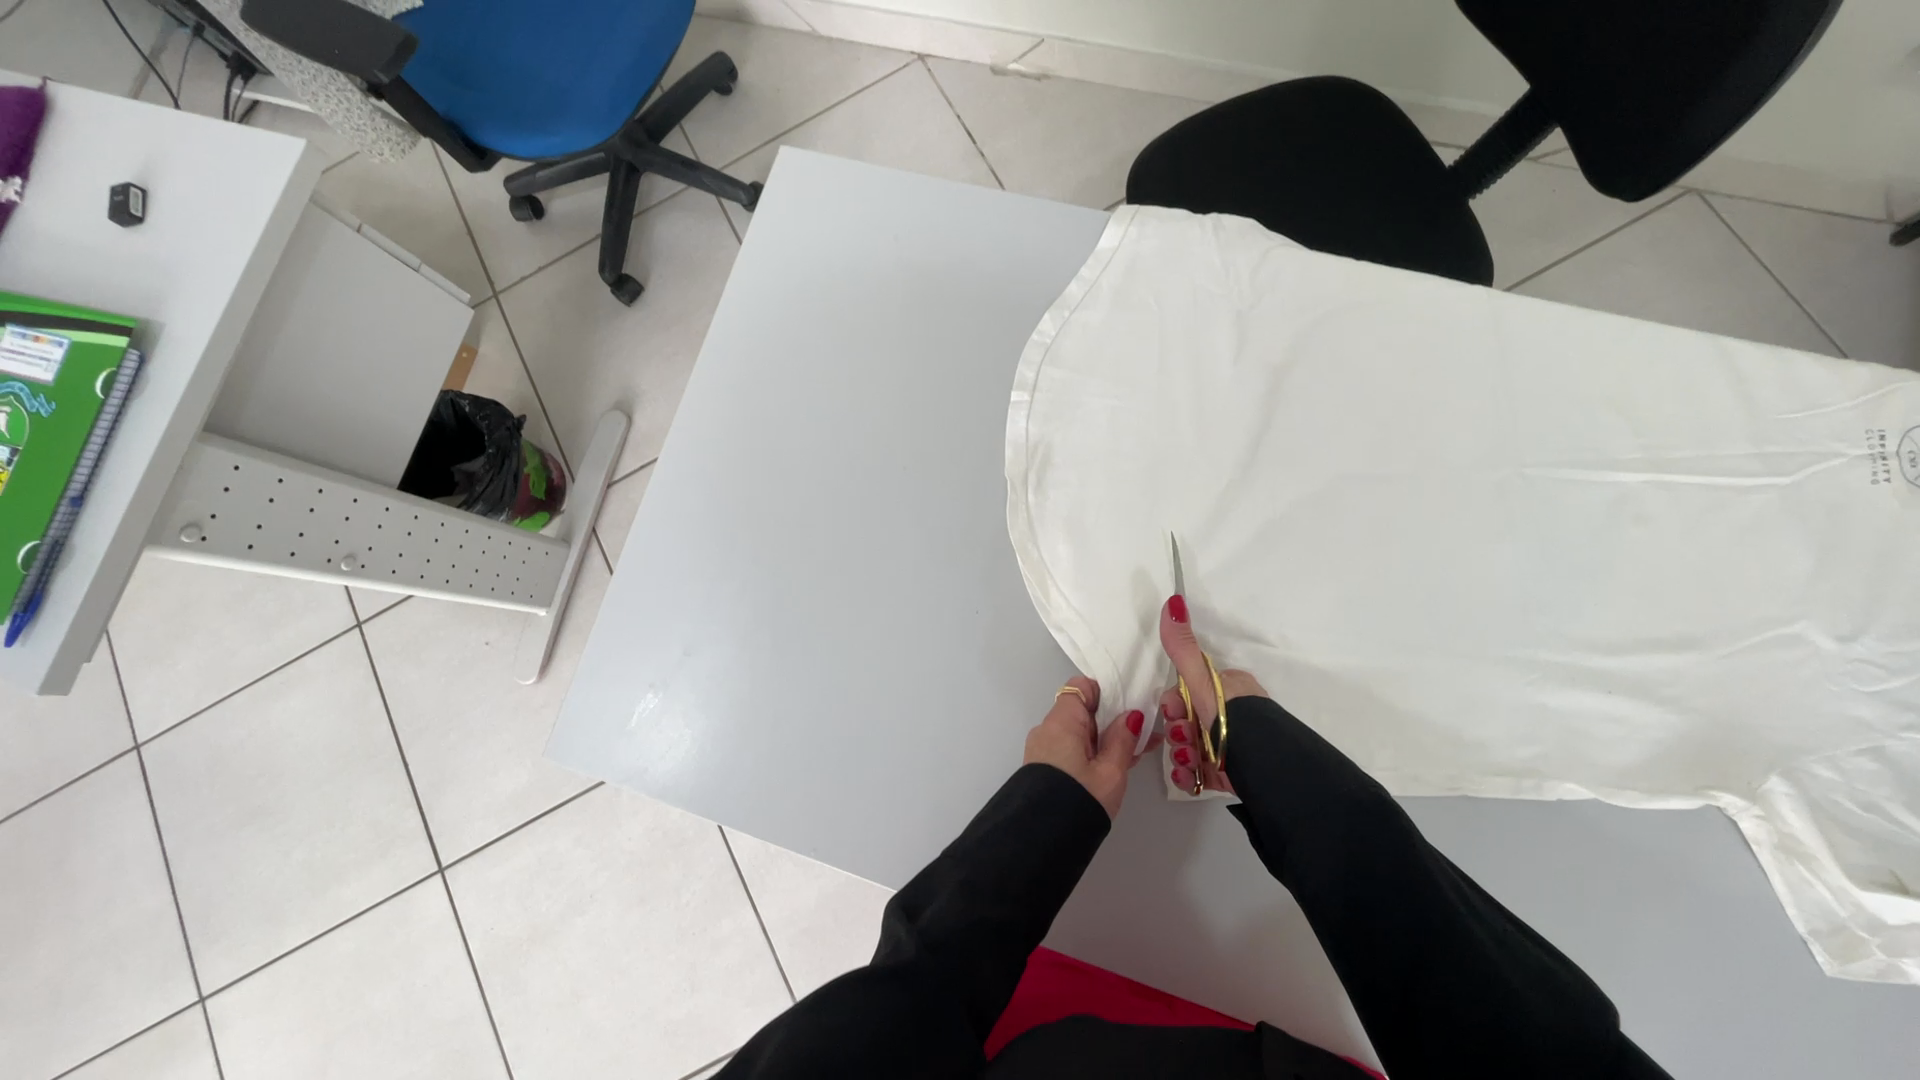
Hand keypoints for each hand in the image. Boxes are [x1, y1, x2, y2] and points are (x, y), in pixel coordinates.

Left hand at [1024, 675, 1159, 818]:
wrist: (1041, 841)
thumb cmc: (1080, 799)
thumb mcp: (1111, 771)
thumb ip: (1123, 739)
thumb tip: (1131, 715)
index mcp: (1062, 721)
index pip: (1081, 687)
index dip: (1106, 693)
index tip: (1129, 708)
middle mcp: (1047, 728)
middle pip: (1082, 710)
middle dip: (1111, 720)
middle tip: (1141, 735)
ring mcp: (1043, 748)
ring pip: (1078, 733)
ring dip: (1103, 739)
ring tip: (1135, 755)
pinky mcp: (1043, 767)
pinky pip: (1070, 749)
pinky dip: (1090, 753)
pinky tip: (1114, 768)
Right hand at [1159, 594, 1266, 795]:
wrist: (1262, 768)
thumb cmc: (1233, 720)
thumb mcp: (1202, 681)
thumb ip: (1183, 647)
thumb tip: (1173, 599)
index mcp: (1229, 689)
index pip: (1187, 692)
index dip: (1173, 705)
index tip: (1175, 713)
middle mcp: (1231, 716)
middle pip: (1185, 721)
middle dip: (1177, 733)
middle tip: (1184, 739)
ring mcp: (1229, 746)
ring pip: (1189, 747)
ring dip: (1181, 755)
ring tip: (1191, 762)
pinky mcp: (1229, 774)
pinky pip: (1199, 772)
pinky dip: (1190, 775)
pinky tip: (1191, 776)